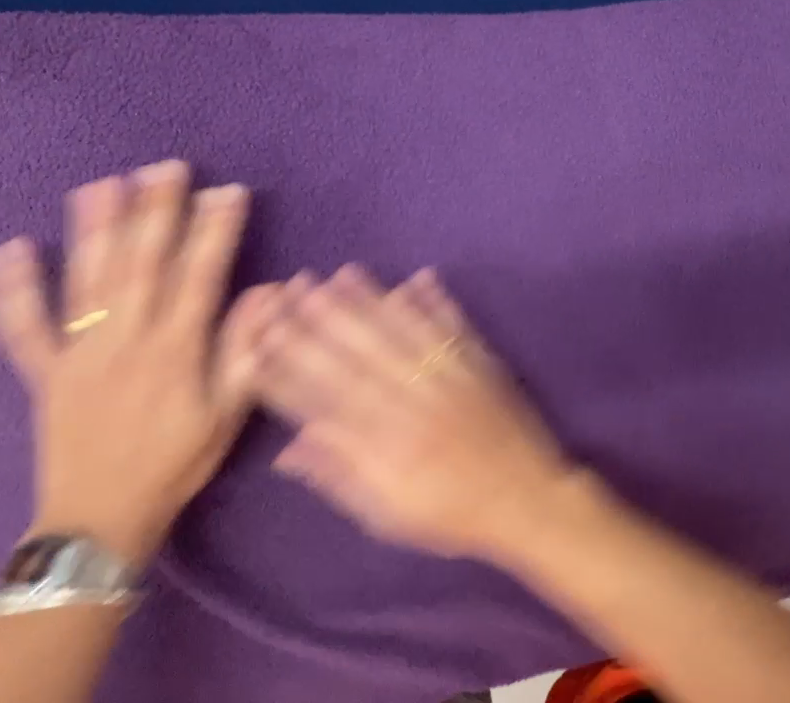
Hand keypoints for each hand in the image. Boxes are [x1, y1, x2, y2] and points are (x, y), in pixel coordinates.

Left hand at [0, 160, 274, 565]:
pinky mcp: (43, 372)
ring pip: (86, 283)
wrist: (101, 520)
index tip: (227, 191)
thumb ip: (247, 351)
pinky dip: (11, 288)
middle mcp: (125, 343)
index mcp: (176, 352)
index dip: (215, 232)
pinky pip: (21, 327)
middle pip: (141, 266)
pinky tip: (6, 249)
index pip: (199, 277)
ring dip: (93, 230)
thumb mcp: (230, 415)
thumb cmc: (178, 463)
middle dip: (156, 213)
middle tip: (166, 168)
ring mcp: (78, 355)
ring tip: (101, 184)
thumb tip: (271, 293)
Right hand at [255, 265, 577, 559]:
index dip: (290, 366)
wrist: (528, 501)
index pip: (325, 396)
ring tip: (342, 273)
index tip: (261, 337)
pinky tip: (419, 277)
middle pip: (360, 354)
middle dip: (321, 320)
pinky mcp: (483, 365)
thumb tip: (289, 446)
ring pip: (403, 332)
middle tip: (291, 287)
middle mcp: (414, 401)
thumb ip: (340, 476)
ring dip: (372, 301)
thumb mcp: (387, 514)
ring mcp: (451, 377)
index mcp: (384, 441)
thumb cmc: (451, 515)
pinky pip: (455, 328)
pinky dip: (437, 302)